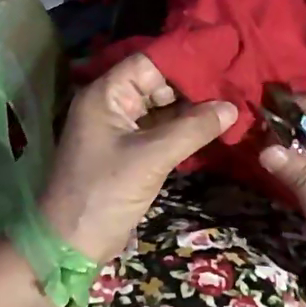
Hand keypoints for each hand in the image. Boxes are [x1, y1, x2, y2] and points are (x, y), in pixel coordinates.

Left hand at [40, 54, 236, 263]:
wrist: (72, 244)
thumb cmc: (104, 193)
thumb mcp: (150, 158)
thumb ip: (192, 130)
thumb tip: (231, 108)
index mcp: (106, 96)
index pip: (148, 63)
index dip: (183, 61)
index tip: (220, 62)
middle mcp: (112, 106)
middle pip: (157, 84)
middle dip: (193, 87)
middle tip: (233, 87)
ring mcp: (121, 130)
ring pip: (162, 109)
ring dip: (192, 110)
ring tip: (232, 105)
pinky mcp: (131, 152)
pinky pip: (161, 131)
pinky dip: (184, 130)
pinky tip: (214, 129)